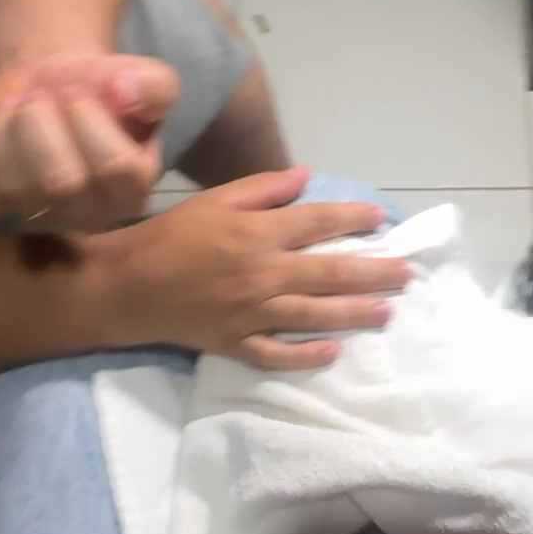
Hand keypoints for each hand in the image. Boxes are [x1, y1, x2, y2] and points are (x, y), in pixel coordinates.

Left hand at [0, 52, 180, 231]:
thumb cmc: (105, 93)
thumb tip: (123, 92)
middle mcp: (90, 215)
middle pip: (61, 183)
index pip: (116, 169)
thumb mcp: (146, 80)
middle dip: (41, 122)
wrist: (57, 91)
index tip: (78, 91)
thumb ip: (153, 85)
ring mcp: (39, 216)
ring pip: (13, 186)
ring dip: (4, 127)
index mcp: (132, 191)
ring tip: (16, 105)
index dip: (89, 120)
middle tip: (40, 97)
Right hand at [89, 167, 411, 369]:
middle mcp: (263, 274)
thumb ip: (262, 189)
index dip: (352, 217)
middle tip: (406, 275)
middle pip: (329, 273)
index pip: (317, 223)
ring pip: (313, 315)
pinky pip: (277, 355)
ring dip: (354, 314)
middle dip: (372, 273)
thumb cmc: (170, 237)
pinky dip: (305, 356)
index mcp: (257, 234)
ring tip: (387, 313)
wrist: (127, 285)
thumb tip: (306, 177)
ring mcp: (252, 313)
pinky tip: (334, 353)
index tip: (381, 217)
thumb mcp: (213, 200)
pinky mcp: (238, 343)